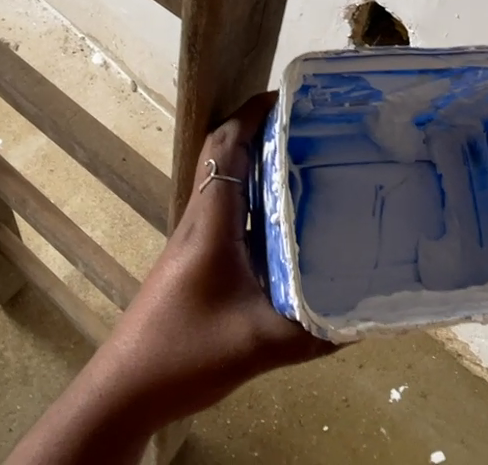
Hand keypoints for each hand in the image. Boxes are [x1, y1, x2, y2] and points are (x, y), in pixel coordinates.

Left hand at [88, 92, 335, 426]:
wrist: (125, 391)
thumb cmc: (183, 353)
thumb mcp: (257, 344)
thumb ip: (312, 331)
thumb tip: (362, 316)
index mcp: (210, 221)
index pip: (226, 146)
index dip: (252, 113)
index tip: (288, 96)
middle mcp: (199, 221)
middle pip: (223, 156)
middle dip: (260, 130)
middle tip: (308, 125)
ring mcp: (194, 242)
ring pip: (224, 184)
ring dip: (257, 163)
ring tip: (305, 162)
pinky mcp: (195, 262)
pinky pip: (227, 212)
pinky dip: (254, 199)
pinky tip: (285, 224)